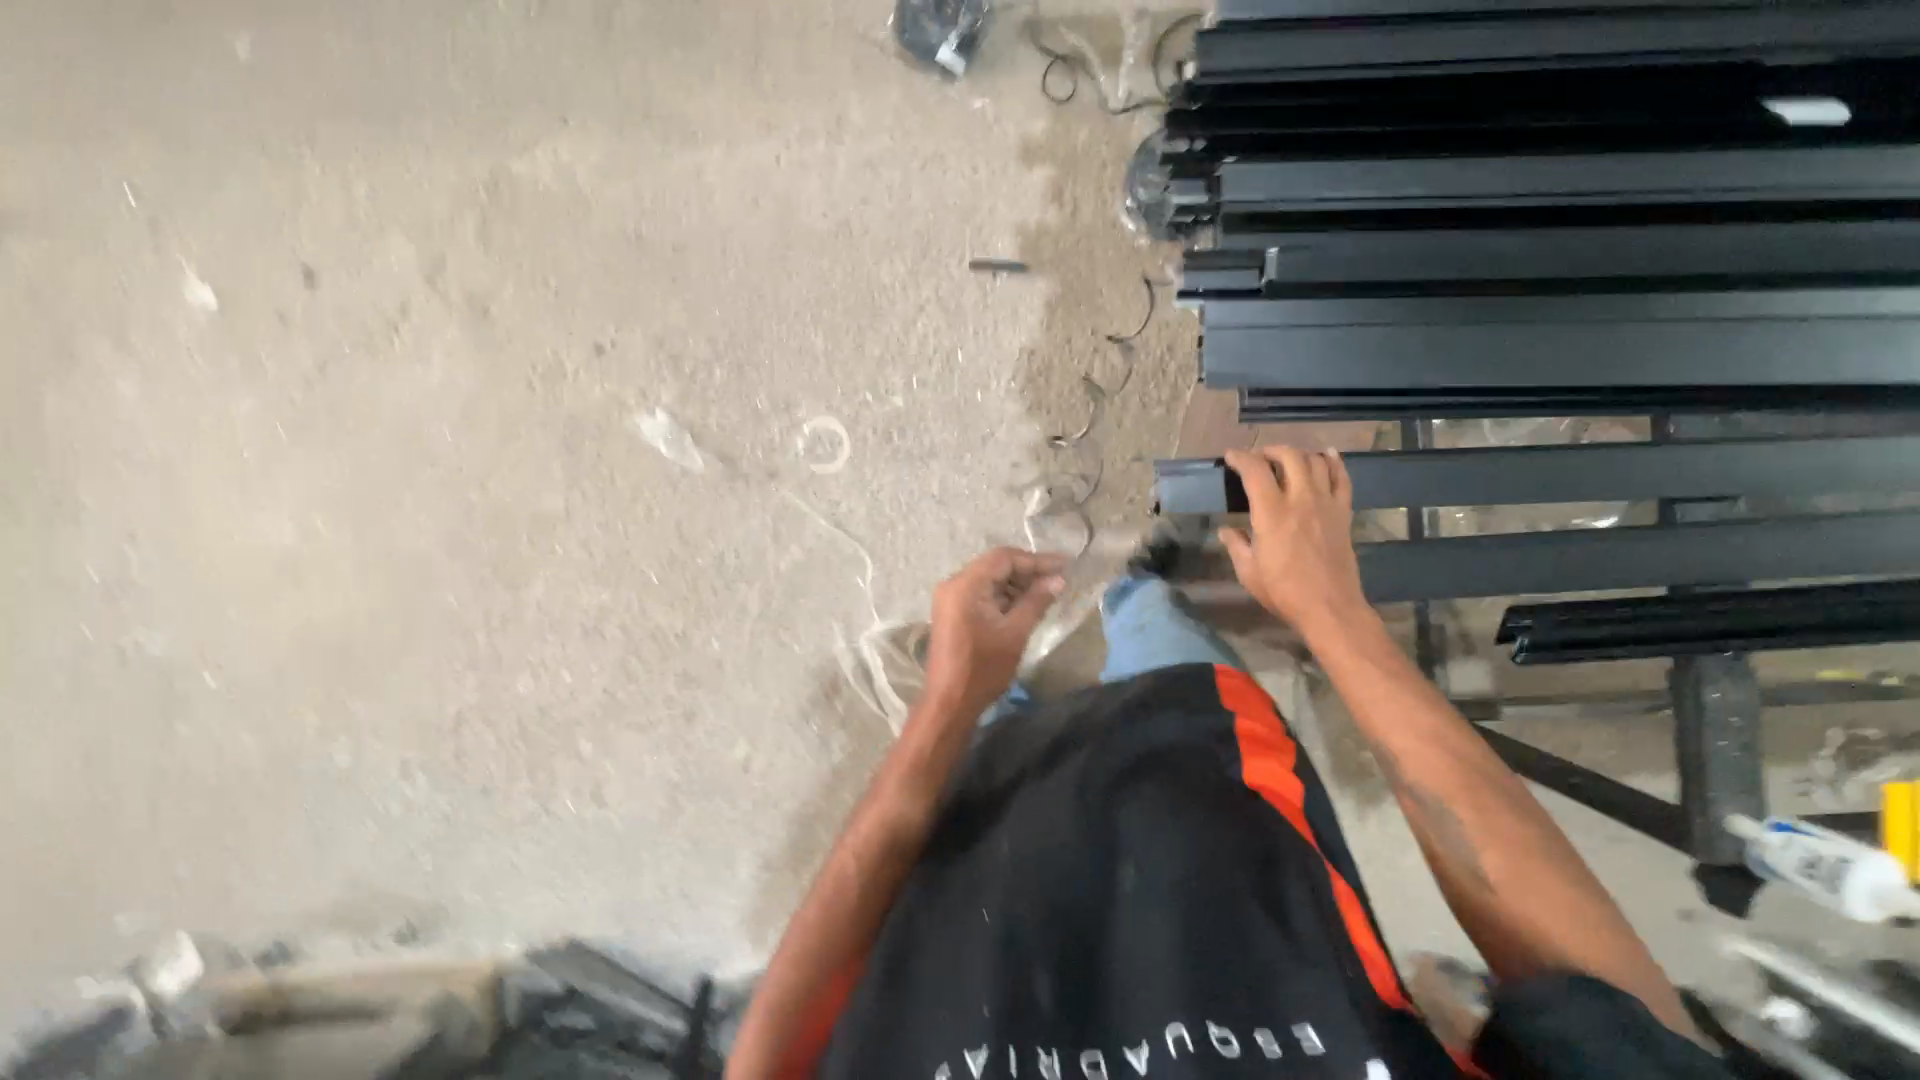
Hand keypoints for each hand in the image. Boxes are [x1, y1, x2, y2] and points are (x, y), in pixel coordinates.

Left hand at [923, 547, 1066, 716]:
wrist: (950, 702)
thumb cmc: (983, 668)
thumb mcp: (1015, 633)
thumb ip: (1036, 601)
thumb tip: (1058, 580)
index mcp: (965, 585)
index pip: (1004, 558)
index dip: (1036, 560)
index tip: (1064, 566)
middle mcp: (953, 584)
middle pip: (995, 565)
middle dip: (1027, 571)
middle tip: (1058, 578)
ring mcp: (950, 598)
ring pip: (989, 579)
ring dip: (1016, 584)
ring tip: (1047, 592)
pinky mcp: (952, 612)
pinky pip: (981, 593)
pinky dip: (1003, 596)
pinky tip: (1026, 604)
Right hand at [1219, 446, 1369, 636]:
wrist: (1329, 607)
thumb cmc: (1283, 591)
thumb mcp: (1248, 571)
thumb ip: (1236, 545)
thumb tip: (1226, 530)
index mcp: (1271, 513)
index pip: (1255, 471)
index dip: (1240, 458)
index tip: (1231, 457)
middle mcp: (1300, 499)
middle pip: (1289, 457)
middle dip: (1271, 450)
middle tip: (1260, 458)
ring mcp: (1326, 504)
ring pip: (1316, 462)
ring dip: (1299, 454)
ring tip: (1288, 459)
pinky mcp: (1343, 513)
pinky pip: (1342, 478)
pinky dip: (1334, 462)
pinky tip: (1327, 455)